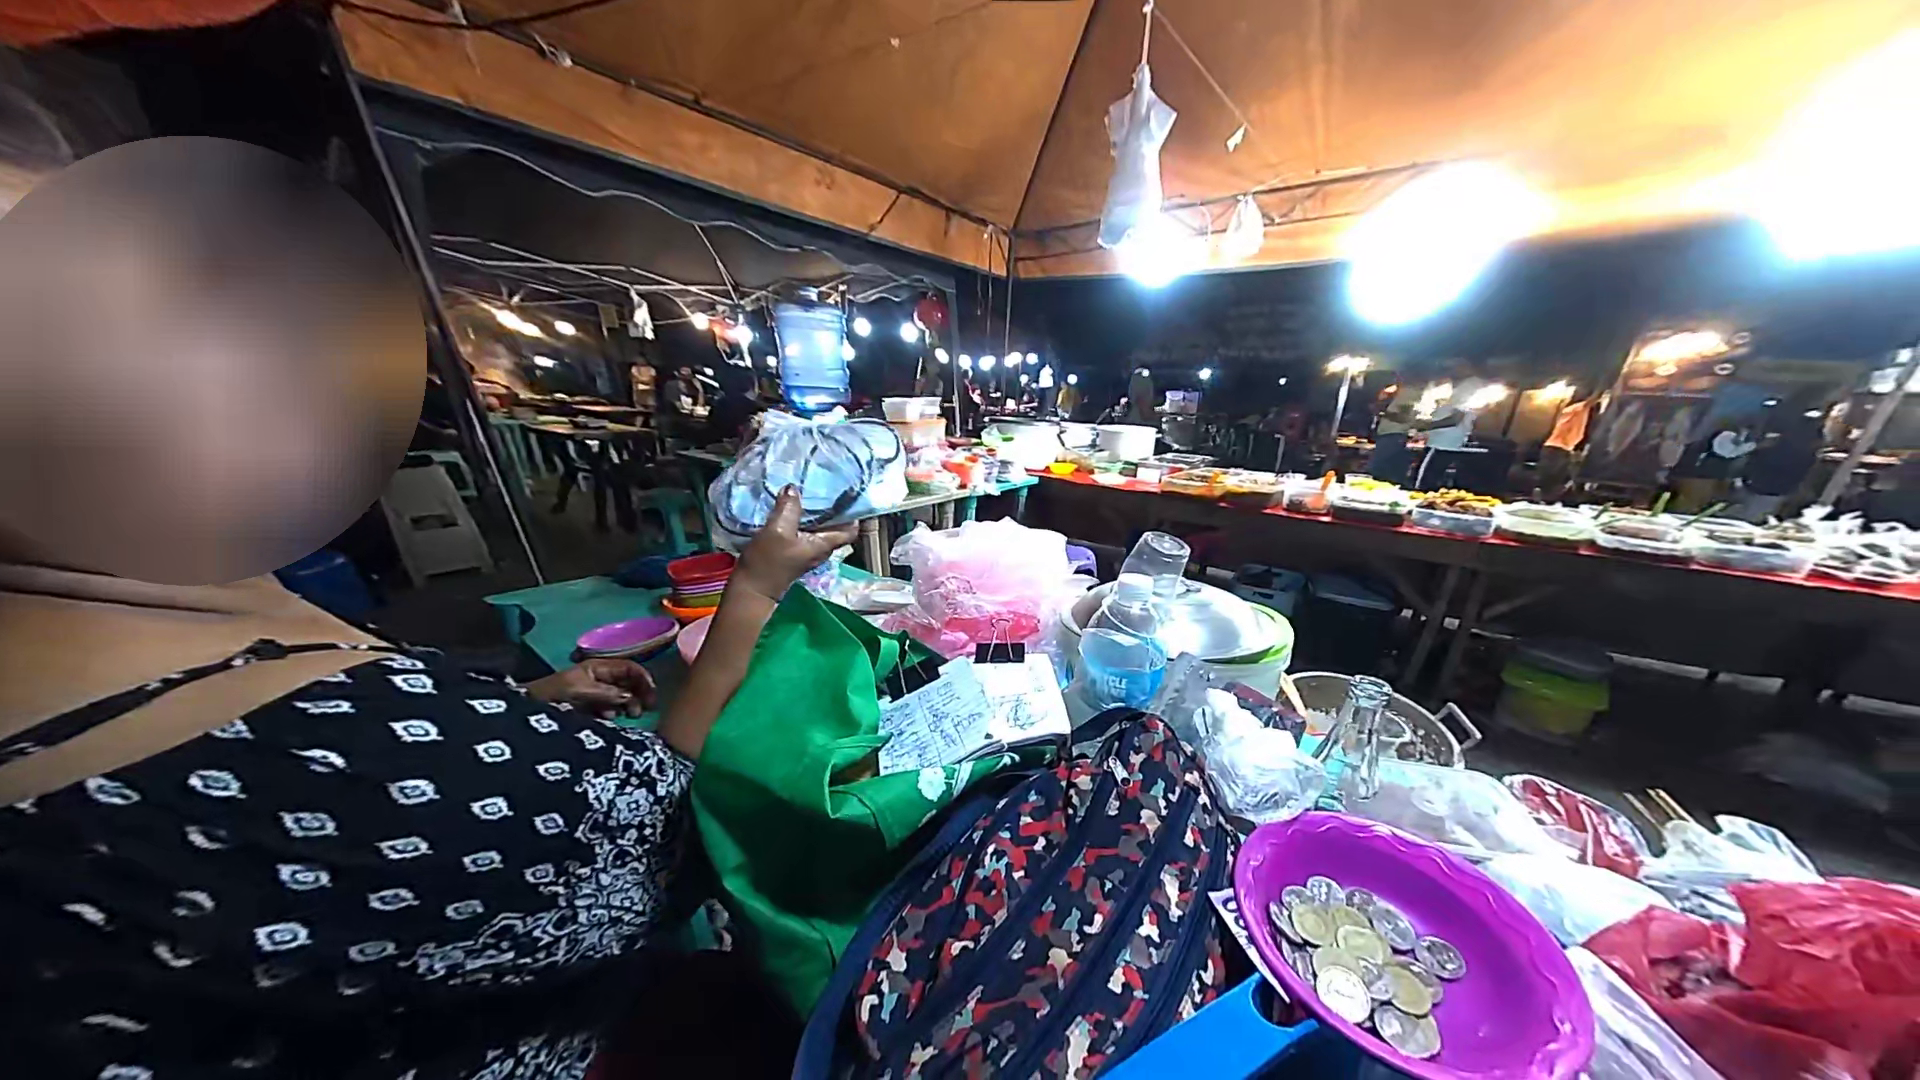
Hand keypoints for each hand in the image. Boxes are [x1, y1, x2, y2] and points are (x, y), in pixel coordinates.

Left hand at [526, 658, 656, 718]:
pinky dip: (613, 712)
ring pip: (622, 696)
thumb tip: (633, 699)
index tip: (651, 697)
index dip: (644, 680)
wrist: (524, 710)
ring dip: (628, 705)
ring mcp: (595, 692)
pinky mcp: (589, 707)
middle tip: (642, 711)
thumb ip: (608, 694)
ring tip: (628, 716)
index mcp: (600, 667)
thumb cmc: (552, 694)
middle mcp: (600, 677)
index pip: (631, 669)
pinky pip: (609, 708)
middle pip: (630, 682)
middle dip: (639, 694)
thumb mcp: (581, 691)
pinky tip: (608, 719)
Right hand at [733, 485, 858, 600]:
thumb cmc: (768, 561)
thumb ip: (788, 508)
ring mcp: (807, 551)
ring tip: (807, 493)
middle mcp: (820, 548)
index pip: (851, 530)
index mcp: (824, 545)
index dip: (853, 513)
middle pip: (835, 527)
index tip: (847, 494)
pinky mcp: (793, 551)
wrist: (750, 588)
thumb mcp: (778, 530)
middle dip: (832, 508)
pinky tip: (790, 507)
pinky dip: (801, 519)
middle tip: (824, 487)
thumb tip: (793, 488)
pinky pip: (804, 531)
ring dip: (815, 513)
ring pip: (818, 528)